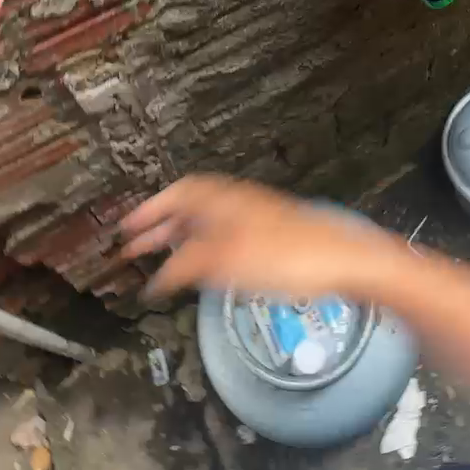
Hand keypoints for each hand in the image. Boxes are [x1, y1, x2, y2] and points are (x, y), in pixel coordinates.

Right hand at [118, 176, 407, 299]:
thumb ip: (186, 265)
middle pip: (188, 208)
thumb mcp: (225, 261)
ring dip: (178, 239)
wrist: (342, 258)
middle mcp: (235, 202)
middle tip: (132, 246)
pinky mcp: (268, 235)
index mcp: (222, 198)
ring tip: (158, 259)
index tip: (126, 225)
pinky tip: (201, 268)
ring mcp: (253, 217)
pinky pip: (221, 236)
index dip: (148, 209)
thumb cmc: (290, 254)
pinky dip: (201, 249)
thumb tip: (158, 276)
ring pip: (204, 223)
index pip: (176, 194)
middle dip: (158, 226)